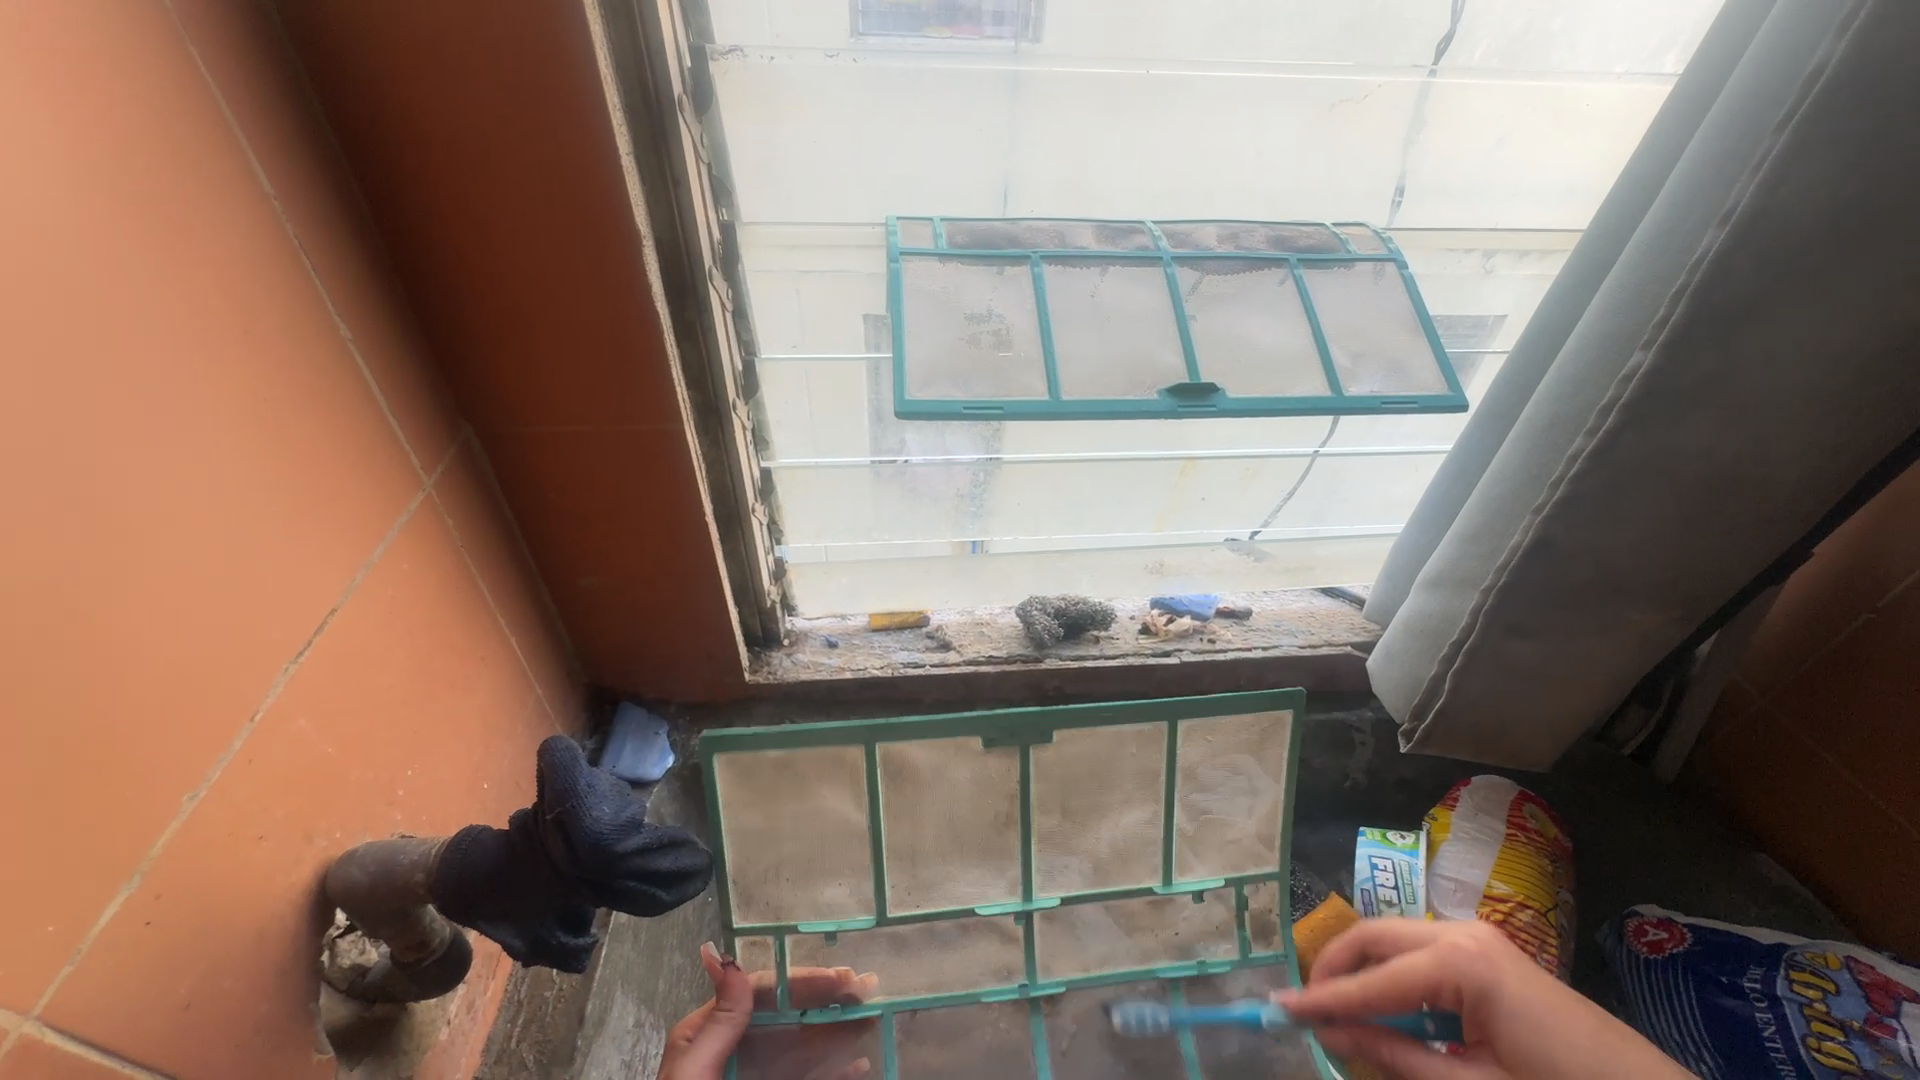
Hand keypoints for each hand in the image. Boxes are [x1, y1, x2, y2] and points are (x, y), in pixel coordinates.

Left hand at [658, 943, 878, 1079]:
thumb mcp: (693, 1076)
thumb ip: (717, 1024)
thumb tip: (727, 958)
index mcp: (707, 1036)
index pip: (759, 994)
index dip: (801, 981)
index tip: (840, 978)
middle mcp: (732, 1053)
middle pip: (785, 1016)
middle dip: (825, 1000)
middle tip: (866, 987)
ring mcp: (755, 1078)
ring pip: (802, 1048)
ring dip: (837, 1031)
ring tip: (871, 1018)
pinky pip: (807, 1079)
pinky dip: (835, 1072)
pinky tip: (861, 1066)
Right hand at [1276, 919, 1689, 1079]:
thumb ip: (1395, 1056)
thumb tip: (1328, 1033)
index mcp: (1461, 962)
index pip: (1370, 979)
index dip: (1321, 998)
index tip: (1278, 1009)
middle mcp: (1462, 933)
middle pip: (1373, 938)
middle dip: (1334, 970)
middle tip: (1306, 1010)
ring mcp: (1478, 939)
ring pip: (1393, 942)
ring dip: (1363, 975)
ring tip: (1341, 1017)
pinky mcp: (1489, 955)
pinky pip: (1421, 957)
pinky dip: (1395, 983)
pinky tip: (1392, 1018)